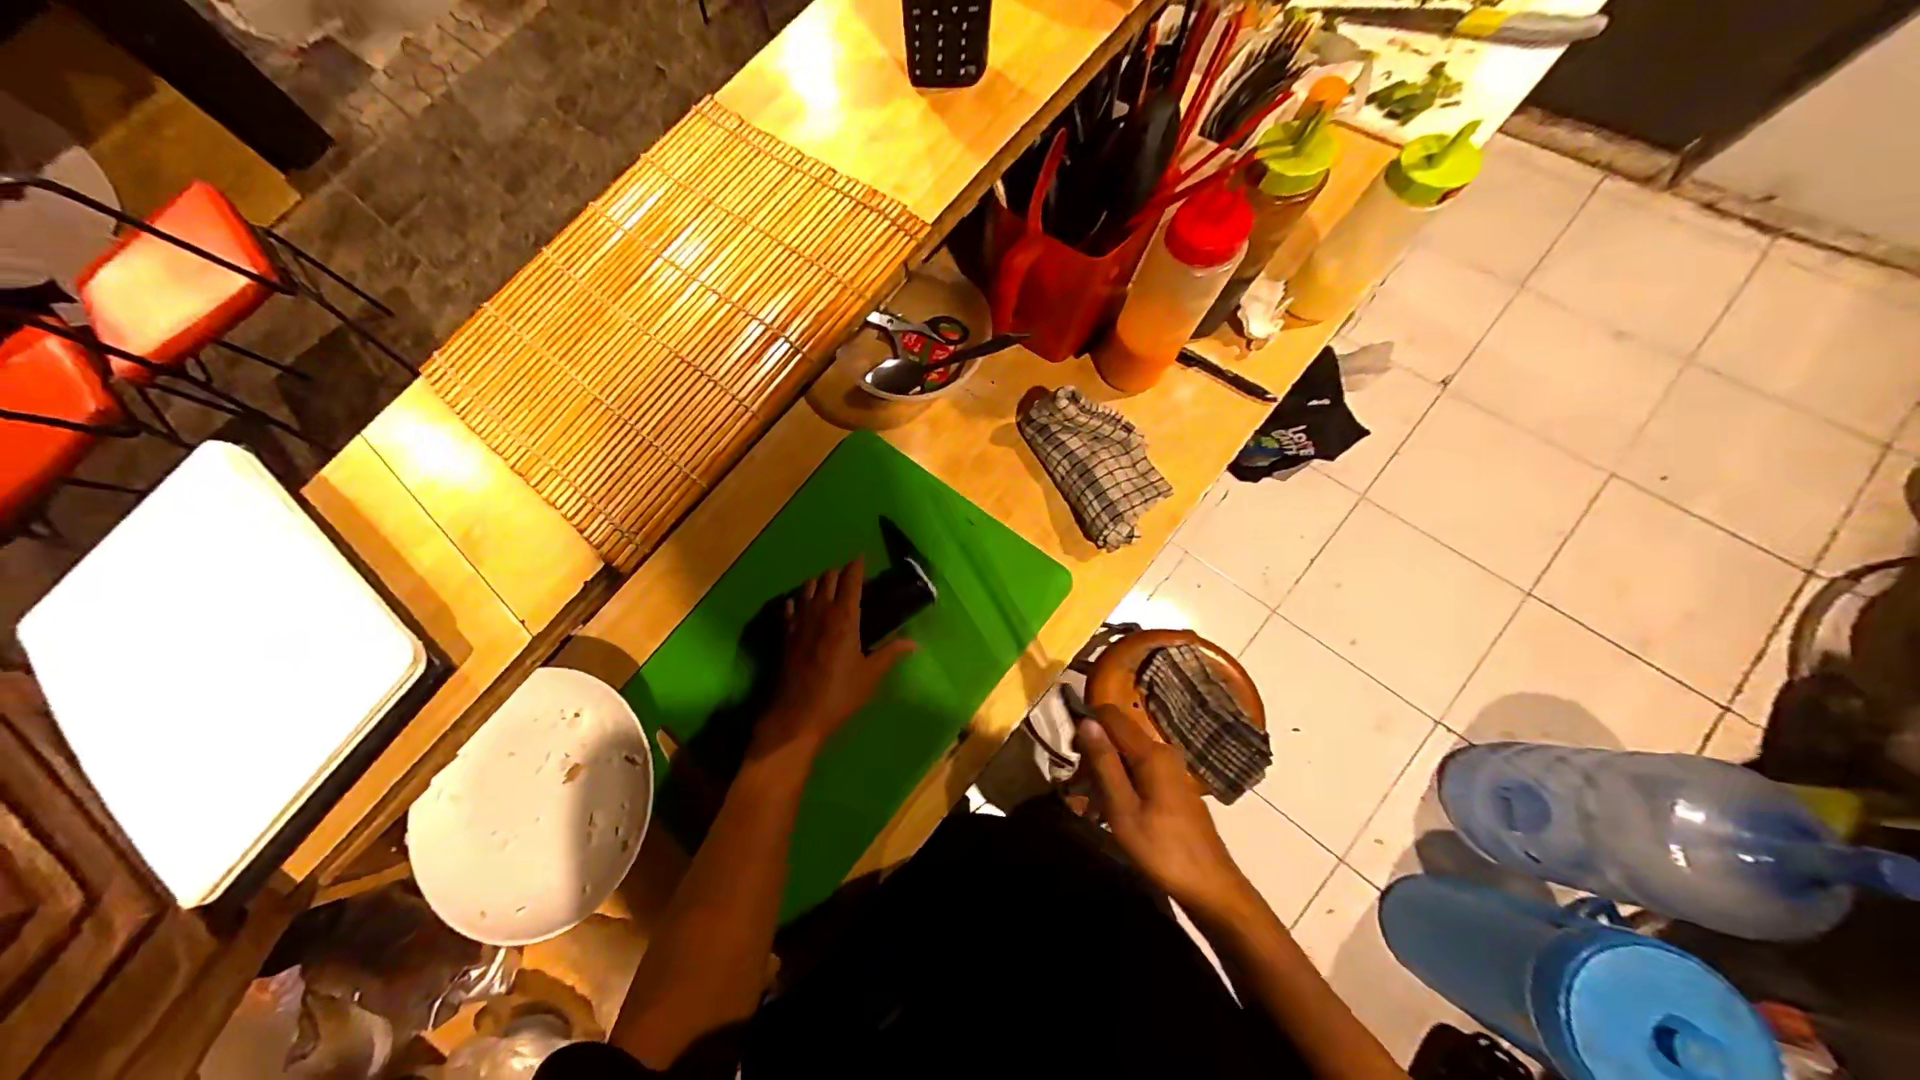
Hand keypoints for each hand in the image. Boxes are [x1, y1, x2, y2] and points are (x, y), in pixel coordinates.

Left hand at [755, 557, 915, 759]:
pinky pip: (790, 605)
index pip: (851, 580)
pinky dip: (798, 600)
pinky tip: (801, 606)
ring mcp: (798, 621)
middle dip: (839, 572)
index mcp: (845, 617)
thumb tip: (915, 643)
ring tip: (827, 588)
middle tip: (849, 577)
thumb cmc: (839, 695)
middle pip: (827, 577)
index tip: (861, 557)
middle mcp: (820, 611)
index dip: (857, 566)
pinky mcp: (784, 633)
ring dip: (818, 582)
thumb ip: (891, 654)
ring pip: (806, 587)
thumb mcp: (870, 676)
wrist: (796, 716)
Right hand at [1074, 705, 1252, 917]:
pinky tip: (1109, 812)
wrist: (1210, 885)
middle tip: (1076, 790)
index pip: (1111, 716)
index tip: (1071, 756)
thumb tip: (1086, 722)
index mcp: (1151, 753)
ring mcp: (1170, 770)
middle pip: (1118, 737)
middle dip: (1093, 756)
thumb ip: (1104, 763)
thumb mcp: (1122, 808)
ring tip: (1088, 806)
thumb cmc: (1161, 849)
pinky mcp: (1173, 786)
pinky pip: (1139, 772)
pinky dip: (1120, 785)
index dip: (1086, 727)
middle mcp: (1163, 752)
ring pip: (1126, 757)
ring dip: (1104, 775)